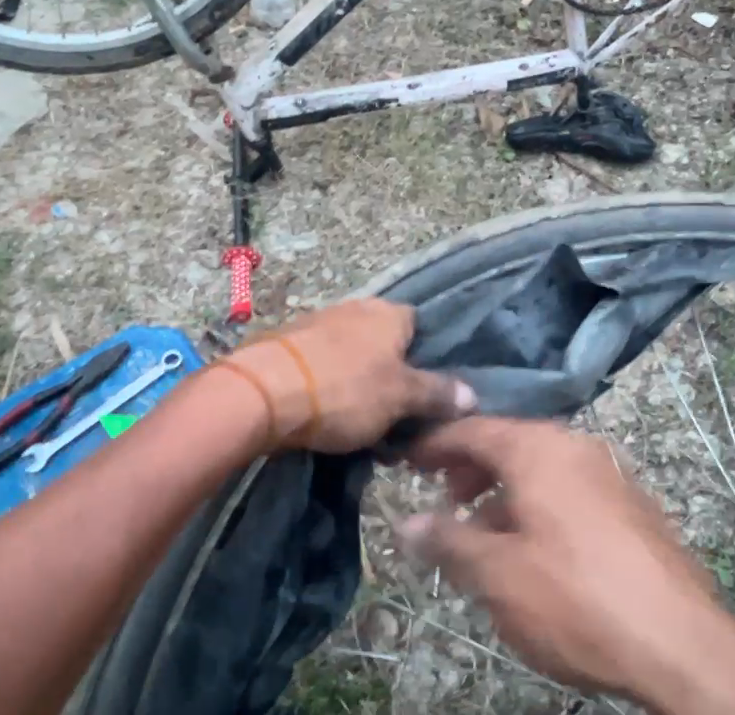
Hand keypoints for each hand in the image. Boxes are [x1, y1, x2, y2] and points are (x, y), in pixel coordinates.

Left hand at [224, 299, 474, 453]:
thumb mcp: (400, 398)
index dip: (427, 359)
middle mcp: (357, 308)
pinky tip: (326, 416)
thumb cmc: (344, 390)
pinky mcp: (290, 344)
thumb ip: (437, 394)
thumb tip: (472, 393)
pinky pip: (324, 365)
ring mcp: (320, 322)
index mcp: (389, 313)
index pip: (421, 327)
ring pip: (354, 356)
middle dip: (392, 377)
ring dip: (360, 384)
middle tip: (398, 418)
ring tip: (362, 426)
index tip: (428, 395)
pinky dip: (330, 386)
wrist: (262, 392)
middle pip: (386, 343)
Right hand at [398, 418, 734, 714]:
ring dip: (505, 493)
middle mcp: (577, 447)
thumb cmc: (575, 598)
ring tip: (484, 535)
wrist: (681, 644)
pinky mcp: (633, 507)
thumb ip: (448, 541)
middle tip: (444, 499)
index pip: (474, 429)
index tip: (405, 459)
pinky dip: (539, 506)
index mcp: (540, 449)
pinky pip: (571, 490)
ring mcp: (611, 474)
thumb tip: (407, 523)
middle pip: (511, 444)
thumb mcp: (497, 574)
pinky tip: (533, 551)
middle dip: (471, 468)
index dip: (435, 443)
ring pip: (542, 470)